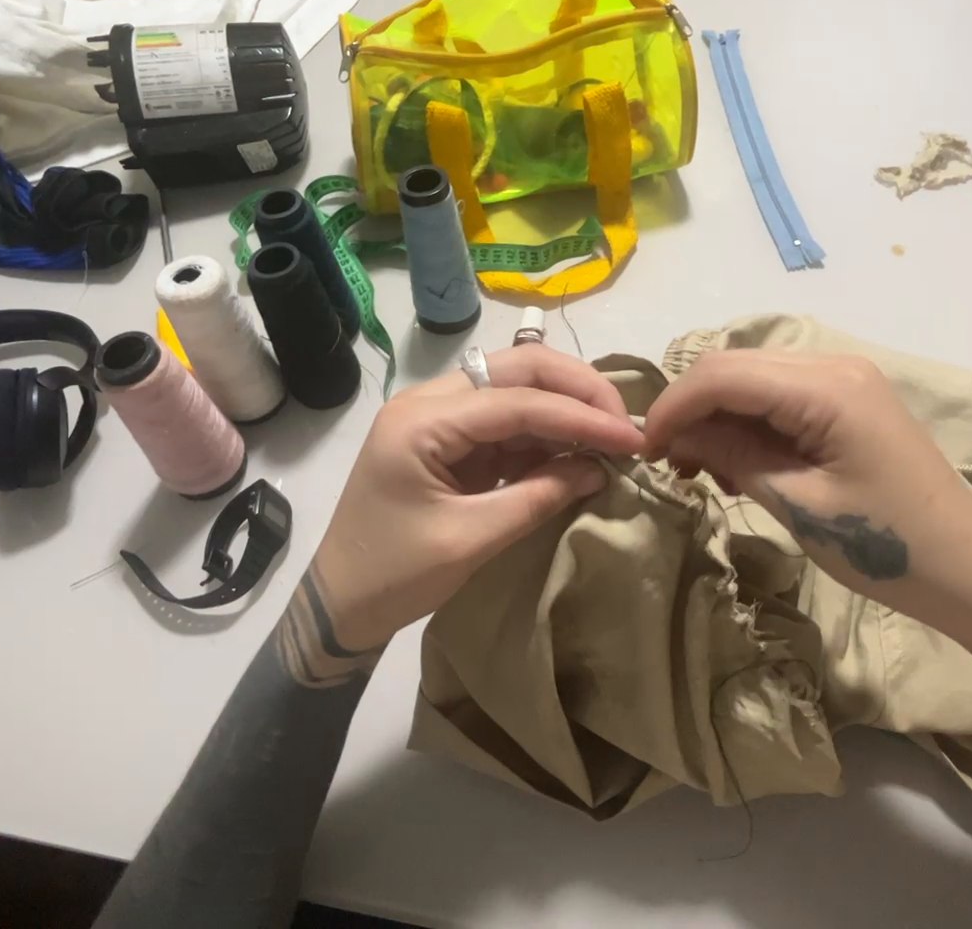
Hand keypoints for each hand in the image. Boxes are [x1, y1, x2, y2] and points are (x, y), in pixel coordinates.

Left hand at [311, 346, 644, 650]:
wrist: (340, 602)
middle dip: (577, 391)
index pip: (517, 400)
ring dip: (564, 410)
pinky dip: (544, 435)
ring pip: (515, 389)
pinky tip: (577, 452)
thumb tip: (598, 469)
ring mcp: (437, 418)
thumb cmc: (394, 575)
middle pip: (517, 370)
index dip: (581, 416)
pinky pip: (505, 423)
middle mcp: (428, 402)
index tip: (632, 440)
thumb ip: (538, 497)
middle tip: (624, 425)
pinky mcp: (449, 441)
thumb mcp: (470, 540)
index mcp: (422, 420)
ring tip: (611, 440)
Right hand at [642, 350, 971, 626]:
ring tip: (704, 471)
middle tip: (669, 463)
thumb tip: (673, 434)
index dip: (674, 408)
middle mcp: (833, 365)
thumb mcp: (797, 504)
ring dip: (715, 417)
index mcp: (826, 388)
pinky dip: (746, 423)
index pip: (722, 376)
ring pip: (751, 379)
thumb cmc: (886, 548)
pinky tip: (739, 463)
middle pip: (733, 367)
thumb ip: (731, 456)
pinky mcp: (848, 401)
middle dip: (691, 410)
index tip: (644, 451)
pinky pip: (777, 396)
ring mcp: (844, 380)